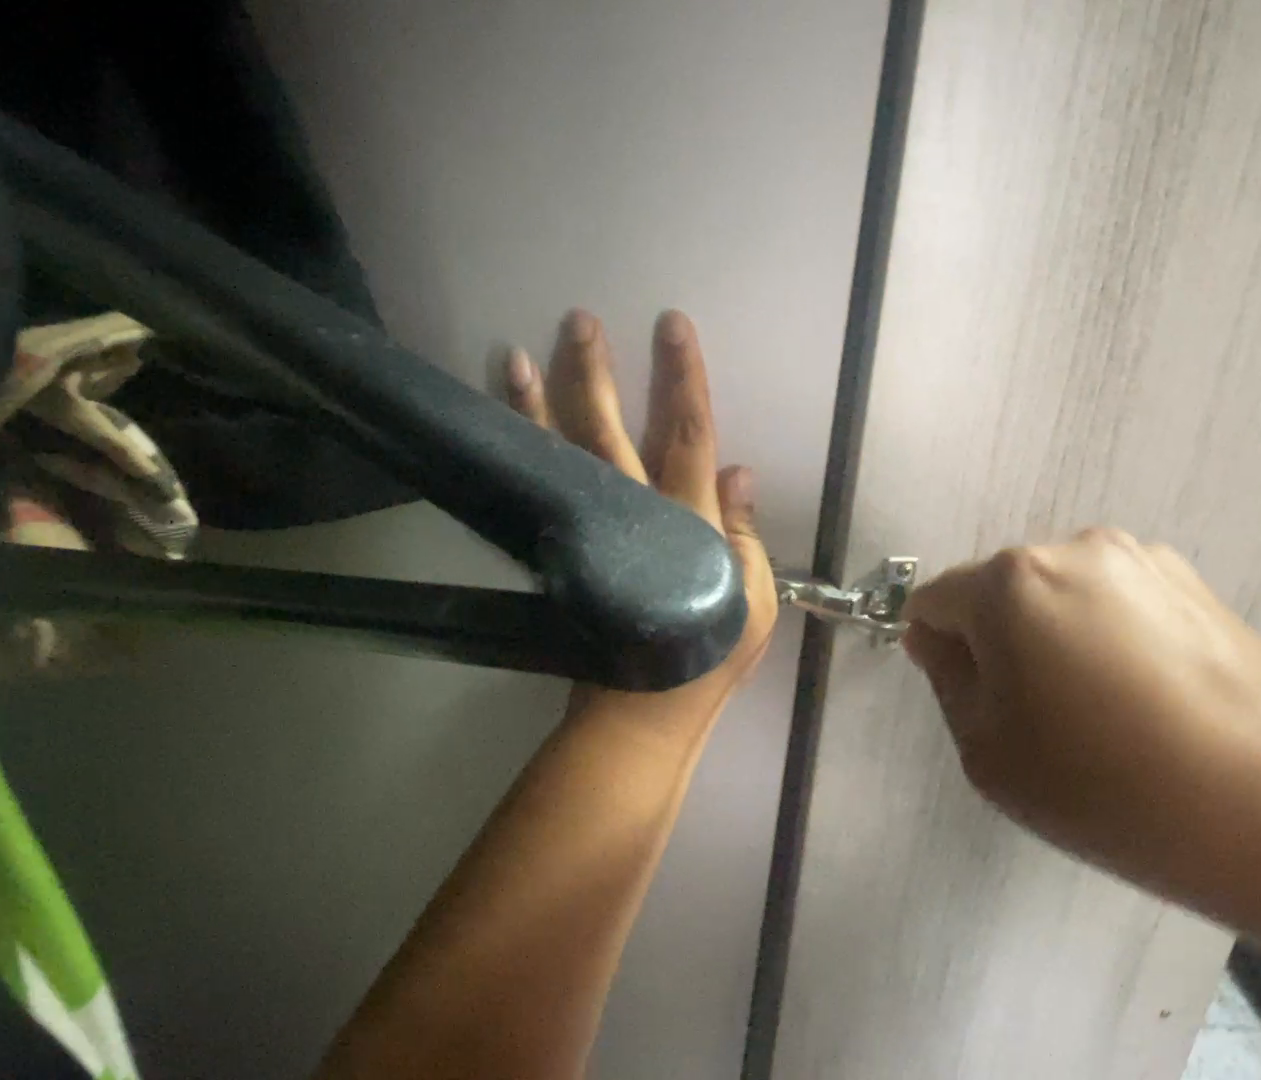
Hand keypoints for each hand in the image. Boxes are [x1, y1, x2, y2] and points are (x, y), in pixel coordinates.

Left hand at [504, 309, 777, 721]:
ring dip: (537, 404)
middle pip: (610, 431)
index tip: (672, 326)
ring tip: (516, 357)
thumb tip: (738, 469)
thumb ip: (744, 533)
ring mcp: (591, 534)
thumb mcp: (751, 597)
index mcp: (690, 520)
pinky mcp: (561, 556)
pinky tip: (508, 431)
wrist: (643, 706)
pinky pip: (540, 495)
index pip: (687, 434)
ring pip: (560, 458)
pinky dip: (523, 459)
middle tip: (577, 320)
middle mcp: (633, 514)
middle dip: (597, 373)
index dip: (683, 378)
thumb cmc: (710, 652)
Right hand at [901, 528, 1260, 899]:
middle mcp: (1073, 549)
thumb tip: (939, 637)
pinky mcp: (1194, 583)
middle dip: (1001, 641)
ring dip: (1058, 637)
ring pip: (1061, 595)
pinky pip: (1118, 602)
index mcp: (1009, 582)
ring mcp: (1142, 560)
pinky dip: (1111, 637)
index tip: (974, 704)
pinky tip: (1148, 701)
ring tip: (1103, 713)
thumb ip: (948, 681)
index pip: (936, 601)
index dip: (939, 652)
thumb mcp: (988, 752)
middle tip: (1040, 721)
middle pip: (1001, 592)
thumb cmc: (1105, 786)